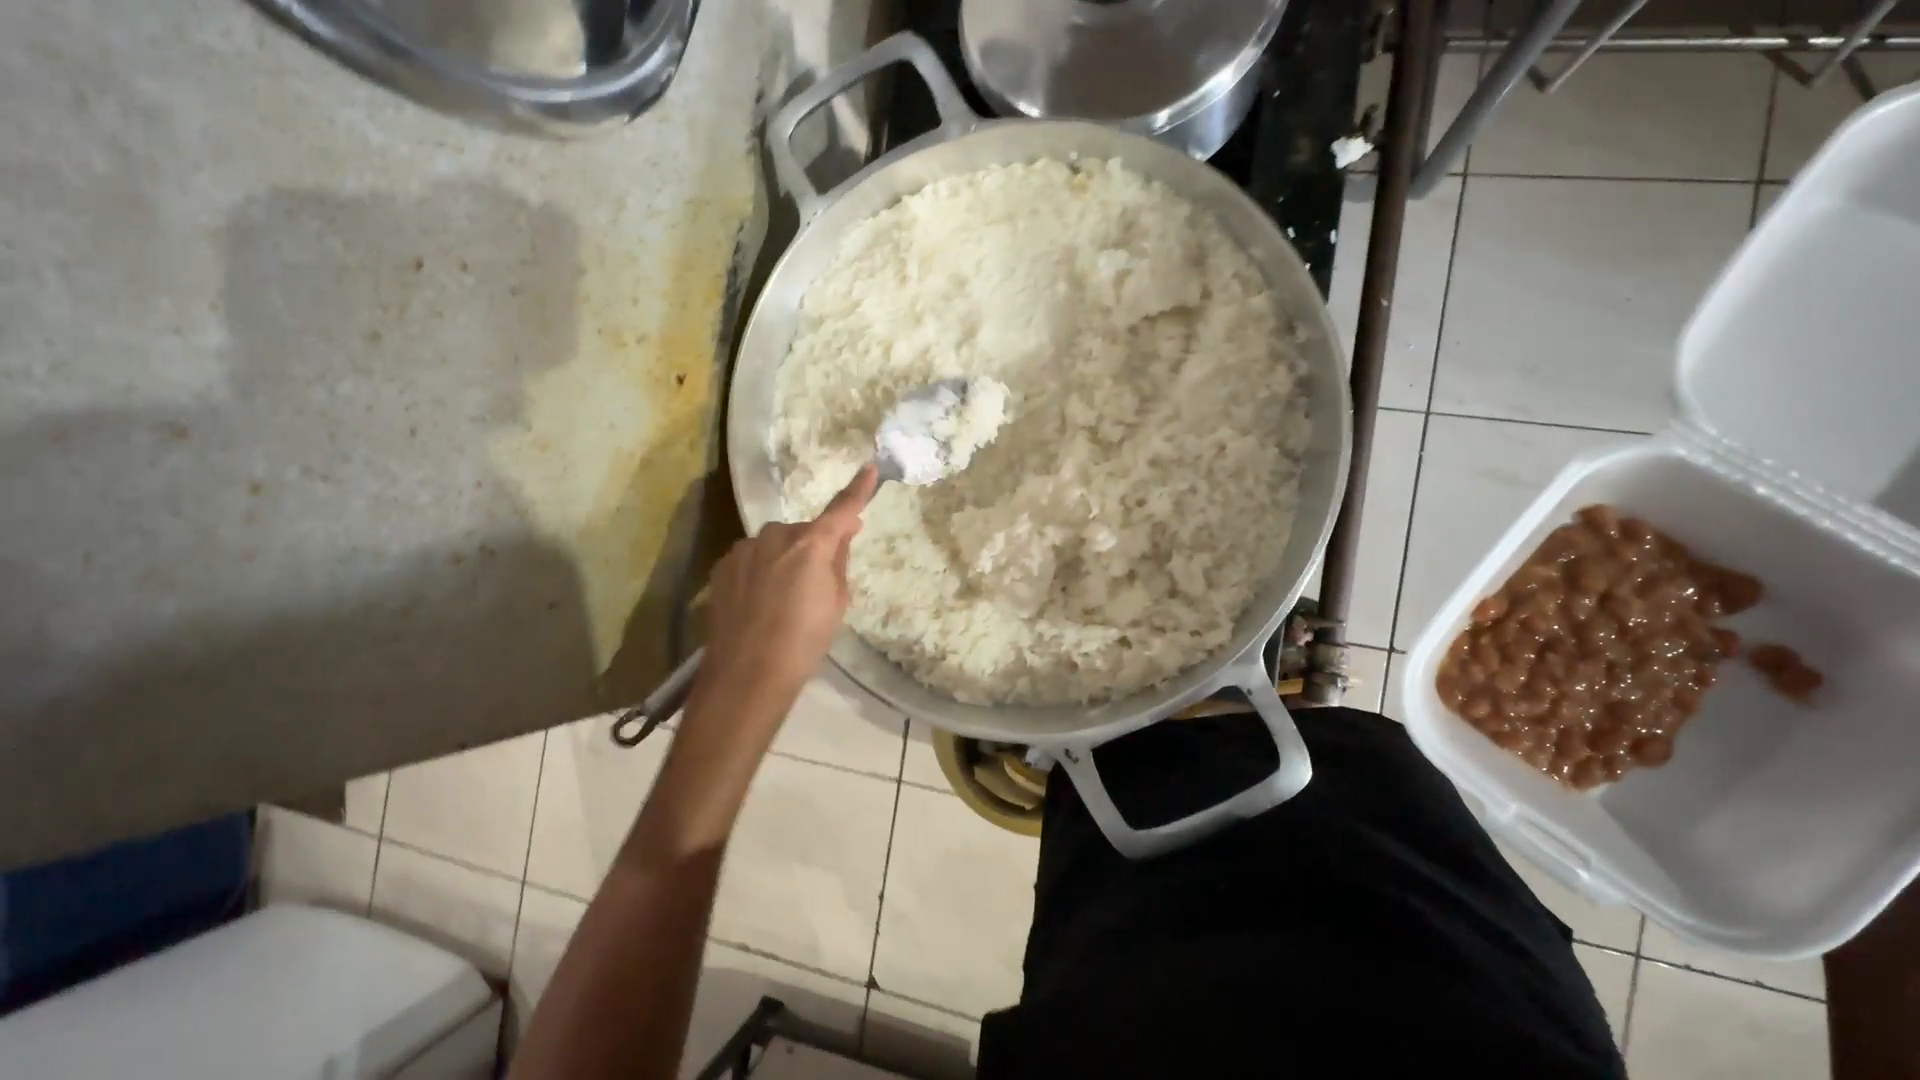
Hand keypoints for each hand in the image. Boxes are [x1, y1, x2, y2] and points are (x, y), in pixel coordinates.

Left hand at [686, 465, 878, 734]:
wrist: (747, 672)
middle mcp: (775, 535)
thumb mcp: (836, 603)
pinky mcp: (722, 566)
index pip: (842, 510)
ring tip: (784, 603)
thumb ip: (839, 562)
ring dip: (784, 561)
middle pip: (804, 534)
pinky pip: (753, 560)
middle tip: (818, 588)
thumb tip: (842, 534)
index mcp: (811, 544)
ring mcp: (744, 549)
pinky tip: (760, 605)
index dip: (858, 490)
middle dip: (813, 549)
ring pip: (775, 546)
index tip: (869, 468)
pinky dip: (761, 573)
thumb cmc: (805, 641)